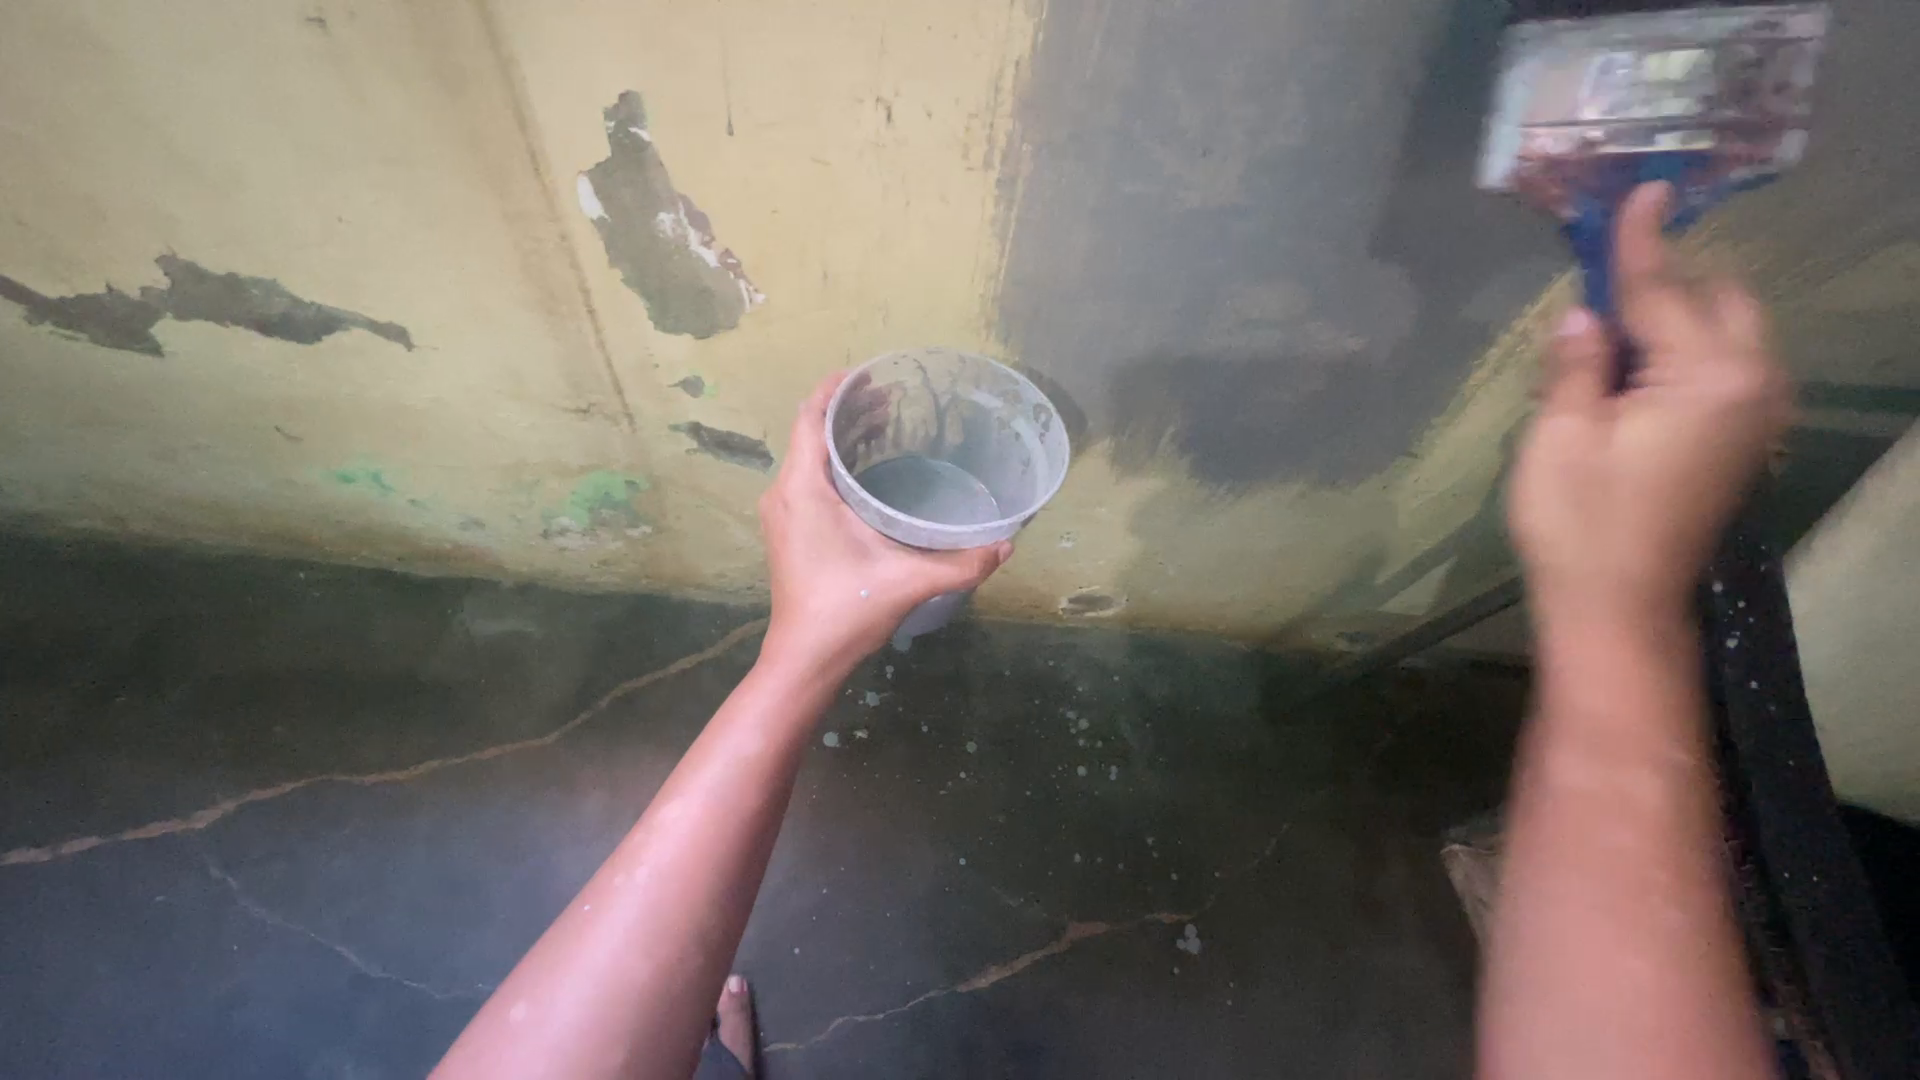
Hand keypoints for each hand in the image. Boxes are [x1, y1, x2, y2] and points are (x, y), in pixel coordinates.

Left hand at [757, 372, 1012, 676]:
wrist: (805, 658)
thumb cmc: (847, 611)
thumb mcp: (911, 582)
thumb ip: (962, 563)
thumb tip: (1007, 545)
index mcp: (803, 489)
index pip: (810, 418)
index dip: (836, 389)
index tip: (870, 373)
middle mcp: (784, 493)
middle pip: (809, 433)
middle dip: (847, 411)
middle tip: (893, 401)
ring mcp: (781, 513)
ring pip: (806, 457)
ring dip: (839, 439)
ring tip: (883, 428)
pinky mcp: (786, 531)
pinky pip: (805, 479)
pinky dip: (832, 465)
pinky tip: (866, 473)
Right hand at [1508, 182, 1791, 626]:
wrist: (1615, 599)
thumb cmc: (1576, 520)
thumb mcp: (1558, 437)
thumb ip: (1575, 367)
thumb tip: (1581, 316)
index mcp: (1705, 378)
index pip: (1665, 291)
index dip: (1642, 243)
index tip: (1643, 191)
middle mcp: (1750, 384)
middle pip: (1718, 300)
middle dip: (1664, 280)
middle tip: (1598, 279)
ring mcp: (1753, 414)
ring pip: (1726, 331)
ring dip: (1673, 315)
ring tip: (1606, 329)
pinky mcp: (1739, 438)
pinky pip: (1721, 366)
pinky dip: (1681, 350)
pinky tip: (1629, 369)